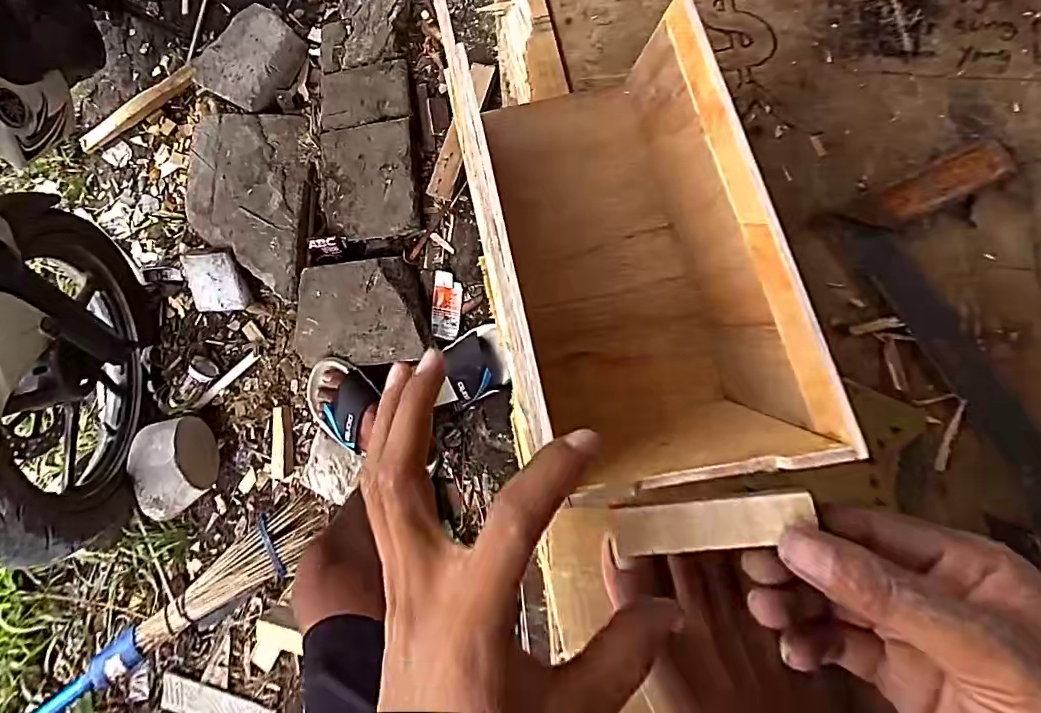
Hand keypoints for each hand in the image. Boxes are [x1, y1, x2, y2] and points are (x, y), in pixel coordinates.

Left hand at [361, 347, 680, 711]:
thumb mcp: (565, 712)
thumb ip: (618, 660)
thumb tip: (666, 609)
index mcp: (471, 609)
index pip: (515, 518)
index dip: (554, 473)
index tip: (586, 442)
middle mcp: (420, 580)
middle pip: (400, 475)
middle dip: (416, 410)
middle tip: (434, 362)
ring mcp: (395, 577)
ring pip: (376, 482)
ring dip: (389, 421)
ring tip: (405, 374)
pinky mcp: (389, 580)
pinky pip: (373, 503)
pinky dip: (377, 455)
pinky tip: (385, 429)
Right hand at [740, 506, 1040, 712]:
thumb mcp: (988, 651)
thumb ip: (891, 594)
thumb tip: (799, 541)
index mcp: (963, 565)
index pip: (867, 527)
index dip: (811, 526)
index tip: (760, 532)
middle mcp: (932, 592)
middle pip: (842, 563)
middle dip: (794, 569)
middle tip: (755, 578)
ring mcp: (919, 638)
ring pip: (835, 604)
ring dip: (795, 605)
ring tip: (768, 615)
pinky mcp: (908, 682)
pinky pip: (844, 648)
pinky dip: (812, 645)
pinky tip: (797, 651)